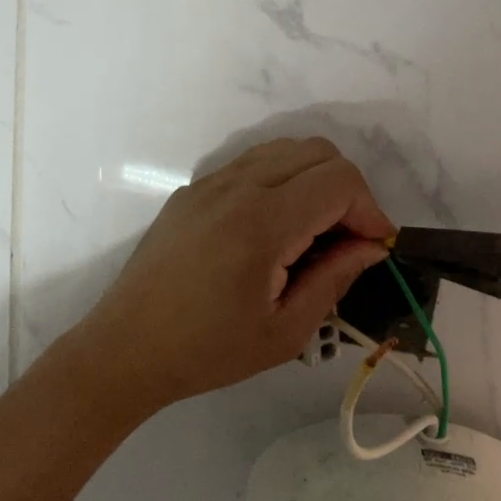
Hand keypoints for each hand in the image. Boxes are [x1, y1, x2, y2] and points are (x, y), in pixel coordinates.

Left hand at [67, 137, 395, 412]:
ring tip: (312, 235)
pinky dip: (280, 181)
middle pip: (318, 152)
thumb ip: (335, 278)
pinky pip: (252, 163)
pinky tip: (274, 230)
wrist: (126, 349)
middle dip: (347, 191)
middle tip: (346, 242)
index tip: (373, 249)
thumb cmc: (207, 351)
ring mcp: (209, 182)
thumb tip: (371, 246)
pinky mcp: (192, 190)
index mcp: (262, 221)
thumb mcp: (285, 331)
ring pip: (285, 149)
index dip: (370, 210)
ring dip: (314, 181)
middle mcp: (237, 186)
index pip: (340, 180)